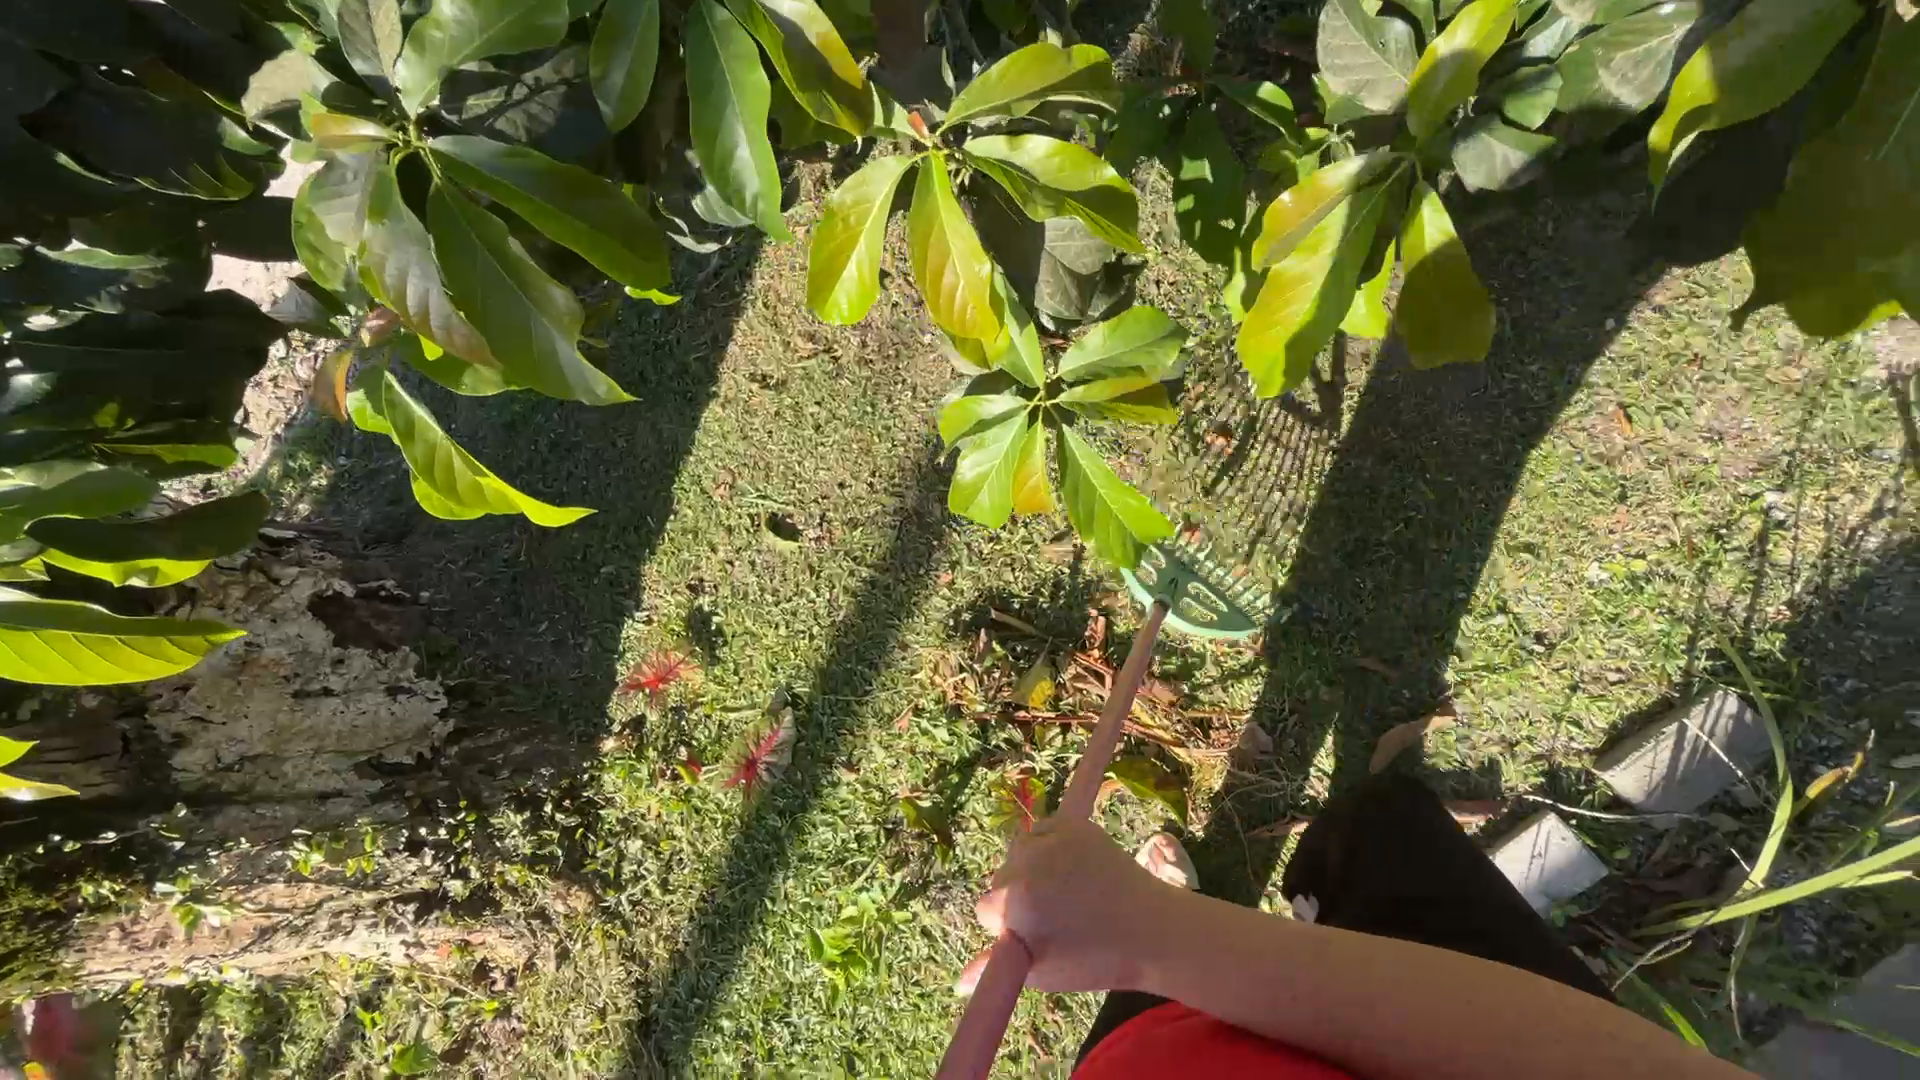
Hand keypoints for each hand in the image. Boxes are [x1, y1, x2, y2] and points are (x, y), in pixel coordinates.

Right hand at [956, 816, 1181, 994]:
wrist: (1153, 928)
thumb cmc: (1097, 959)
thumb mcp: (1043, 971)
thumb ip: (996, 968)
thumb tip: (959, 982)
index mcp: (1018, 898)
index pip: (986, 908)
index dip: (1007, 925)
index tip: (1036, 934)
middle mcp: (1030, 860)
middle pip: (1001, 876)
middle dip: (1017, 894)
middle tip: (1052, 914)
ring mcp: (1054, 837)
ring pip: (1019, 850)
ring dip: (1030, 867)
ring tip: (1062, 889)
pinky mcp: (1074, 823)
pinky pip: (1042, 829)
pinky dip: (1048, 844)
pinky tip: (1069, 866)